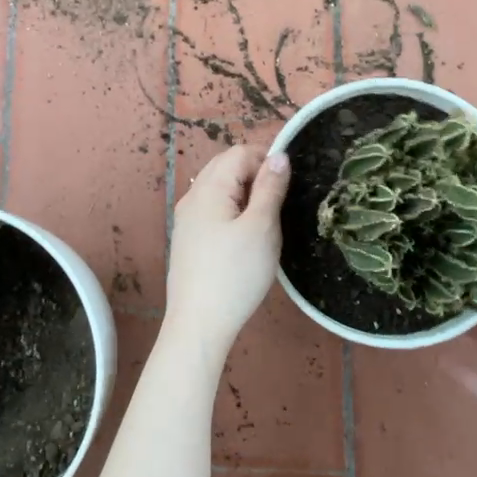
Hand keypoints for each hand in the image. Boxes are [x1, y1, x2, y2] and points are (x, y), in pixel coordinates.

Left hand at [165, 145, 291, 348]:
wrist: (199, 323)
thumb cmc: (235, 273)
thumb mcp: (262, 227)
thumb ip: (270, 188)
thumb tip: (279, 155)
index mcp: (209, 188)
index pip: (239, 153)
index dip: (267, 159)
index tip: (289, 185)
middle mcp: (192, 197)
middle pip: (225, 167)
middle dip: (255, 174)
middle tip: (279, 202)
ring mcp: (186, 219)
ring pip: (219, 189)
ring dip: (244, 193)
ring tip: (265, 221)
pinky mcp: (188, 239)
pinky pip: (212, 209)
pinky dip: (232, 210)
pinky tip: (245, 236)